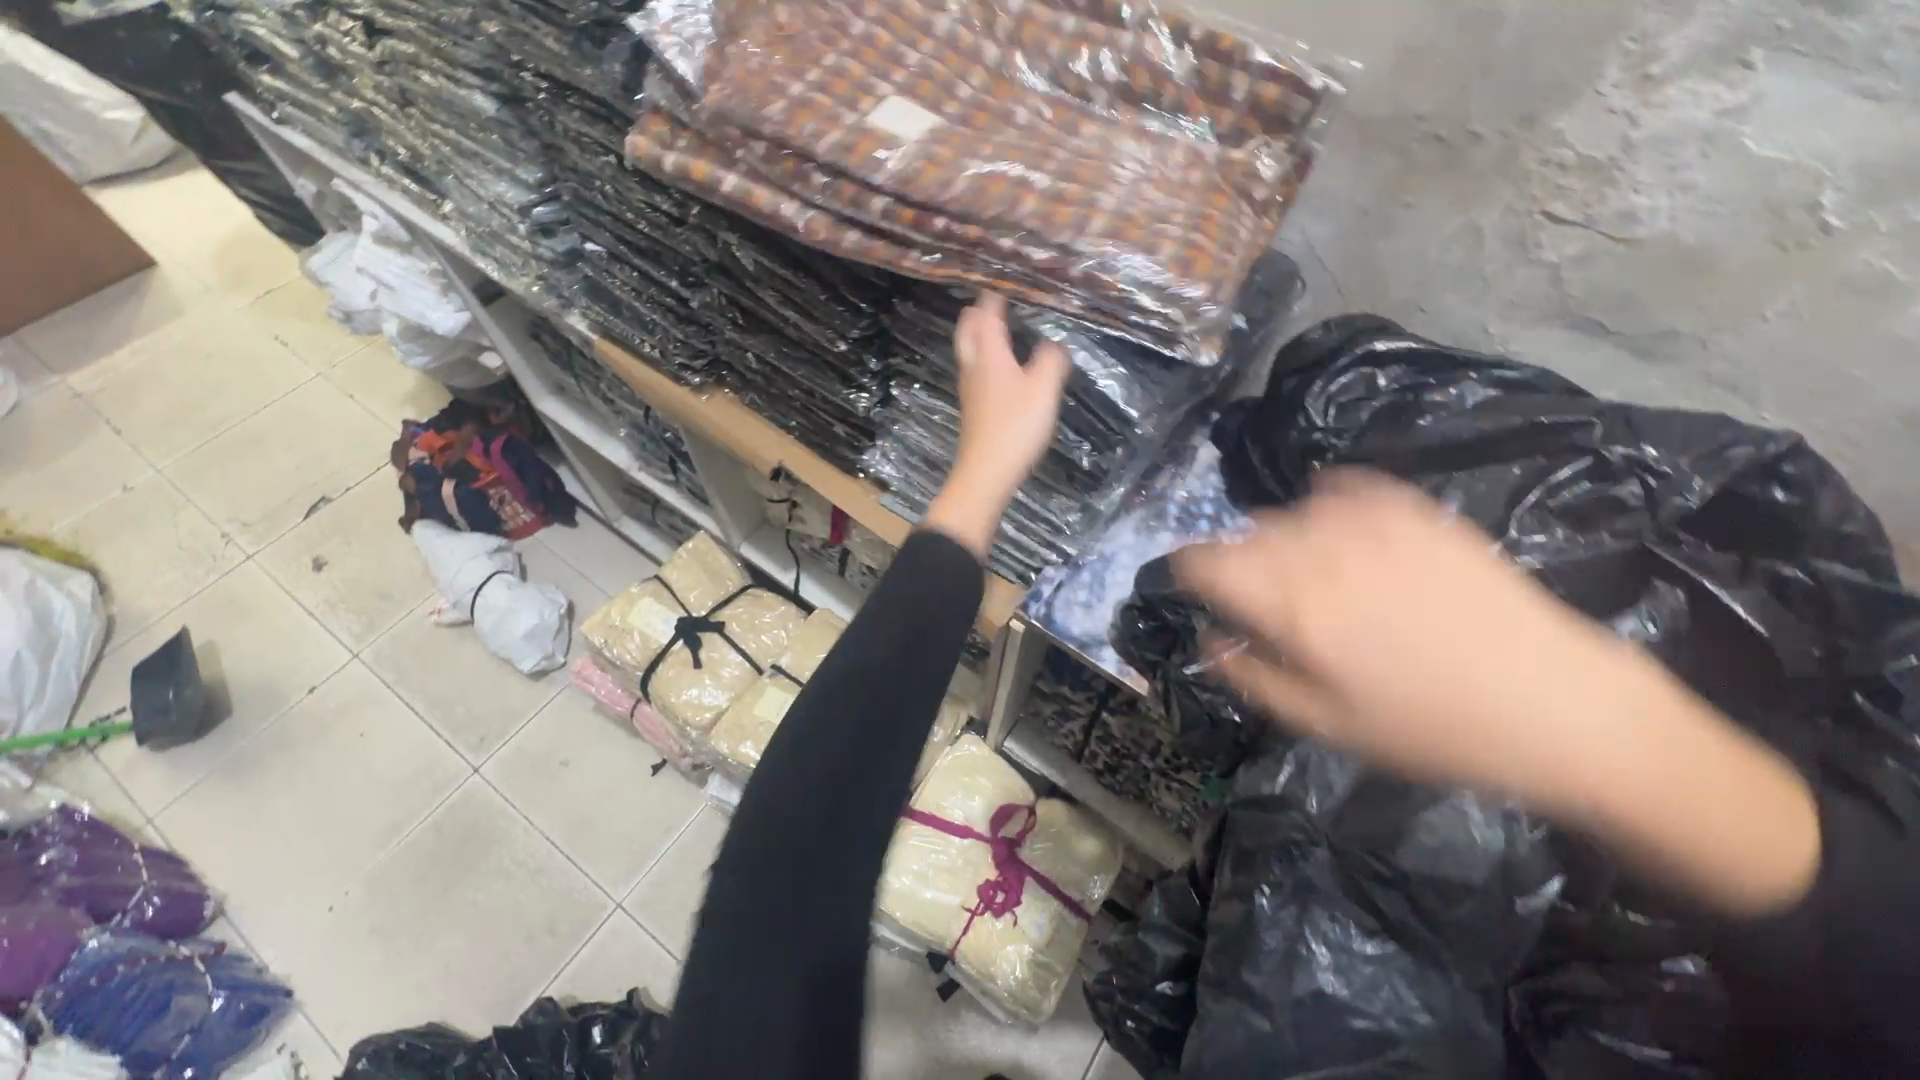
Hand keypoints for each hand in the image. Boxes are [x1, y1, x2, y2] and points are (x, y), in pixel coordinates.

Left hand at [924, 293, 1070, 557]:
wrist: (986, 472)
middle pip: (967, 334)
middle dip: (973, 317)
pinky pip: (973, 373)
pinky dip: (980, 360)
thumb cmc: (1016, 426)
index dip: (991, 302)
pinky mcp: (973, 411)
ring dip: (973, 338)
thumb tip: (1054, 344)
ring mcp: (970, 391)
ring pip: (967, 354)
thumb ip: (1051, 361)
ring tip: (983, 329)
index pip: (987, 319)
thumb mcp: (1044, 389)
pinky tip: (991, 371)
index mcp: (990, 357)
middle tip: (980, 305)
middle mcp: (974, 369)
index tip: (996, 287)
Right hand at [1177, 469, 1638, 804]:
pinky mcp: (1418, 513)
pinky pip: (1347, 488)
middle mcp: (1324, 554)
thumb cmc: (1433, 732)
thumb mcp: (1328, 726)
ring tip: (1302, 572)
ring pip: (1291, 512)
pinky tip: (1337, 525)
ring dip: (1279, 537)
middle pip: (1245, 534)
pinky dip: (1327, 503)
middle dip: (1235, 560)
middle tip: (1254, 598)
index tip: (1192, 586)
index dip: (1187, 570)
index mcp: (1295, 609)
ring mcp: (1375, 526)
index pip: (1206, 563)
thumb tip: (1211, 640)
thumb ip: (1255, 678)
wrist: (1560, 706)